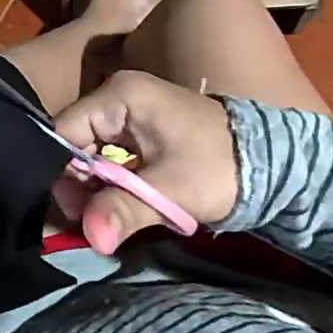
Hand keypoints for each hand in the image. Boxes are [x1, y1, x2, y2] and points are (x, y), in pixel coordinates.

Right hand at [51, 70, 237, 253]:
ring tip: (104, 219)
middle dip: (79, 186)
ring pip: (91, 154)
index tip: (74, 212)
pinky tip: (115, 207)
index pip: (64, 131)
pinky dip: (110, 185)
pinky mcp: (142, 133)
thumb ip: (125, 208)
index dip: (62, 173)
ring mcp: (131, 114)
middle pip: (74, 143)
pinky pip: (110, 159)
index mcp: (121, 96)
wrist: (270, 164)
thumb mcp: (171, 190)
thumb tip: (93, 237)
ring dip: (95, 190)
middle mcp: (119, 96)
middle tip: (89, 223)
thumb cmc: (219, 167)